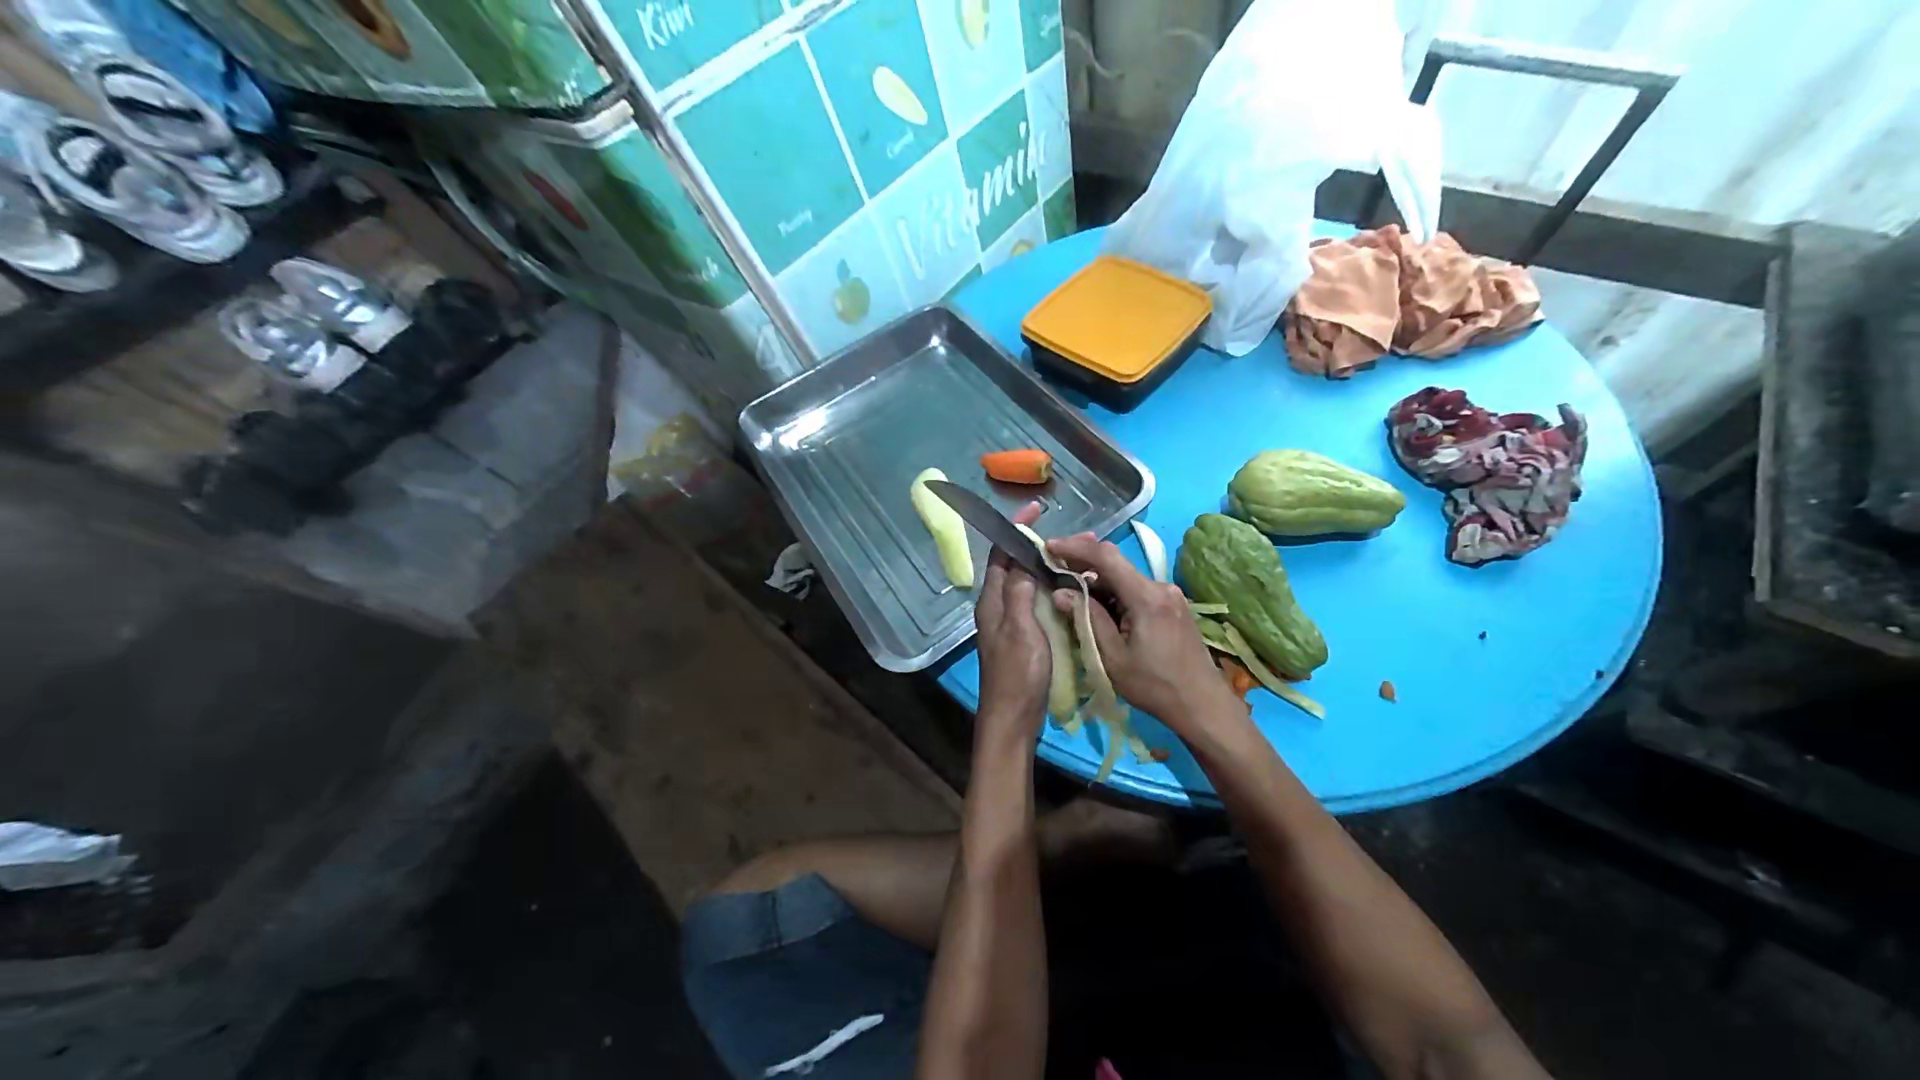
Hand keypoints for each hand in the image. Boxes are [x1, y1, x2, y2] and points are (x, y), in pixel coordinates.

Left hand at [973, 502, 1050, 738]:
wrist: (1014, 717)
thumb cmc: (1017, 674)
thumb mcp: (1021, 629)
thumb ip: (1019, 592)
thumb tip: (1023, 557)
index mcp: (993, 600)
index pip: (1001, 553)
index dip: (1017, 529)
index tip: (1037, 509)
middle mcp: (998, 606)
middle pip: (1014, 566)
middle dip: (1037, 546)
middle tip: (1072, 536)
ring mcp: (1011, 621)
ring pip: (1027, 583)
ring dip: (1046, 566)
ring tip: (1077, 557)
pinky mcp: (1024, 635)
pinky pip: (1036, 601)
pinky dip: (1051, 589)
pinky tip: (1072, 588)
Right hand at [1045, 534, 1244, 737]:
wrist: (1202, 704)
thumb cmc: (1154, 685)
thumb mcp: (1112, 656)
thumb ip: (1087, 619)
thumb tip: (1060, 593)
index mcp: (1147, 597)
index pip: (1106, 557)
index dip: (1074, 547)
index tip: (1048, 547)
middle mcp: (1161, 587)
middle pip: (1116, 564)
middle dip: (1082, 563)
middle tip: (1053, 569)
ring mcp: (1171, 595)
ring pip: (1126, 578)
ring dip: (1098, 582)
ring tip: (1070, 592)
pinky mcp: (1173, 606)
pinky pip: (1137, 590)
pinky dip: (1114, 592)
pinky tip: (1099, 606)